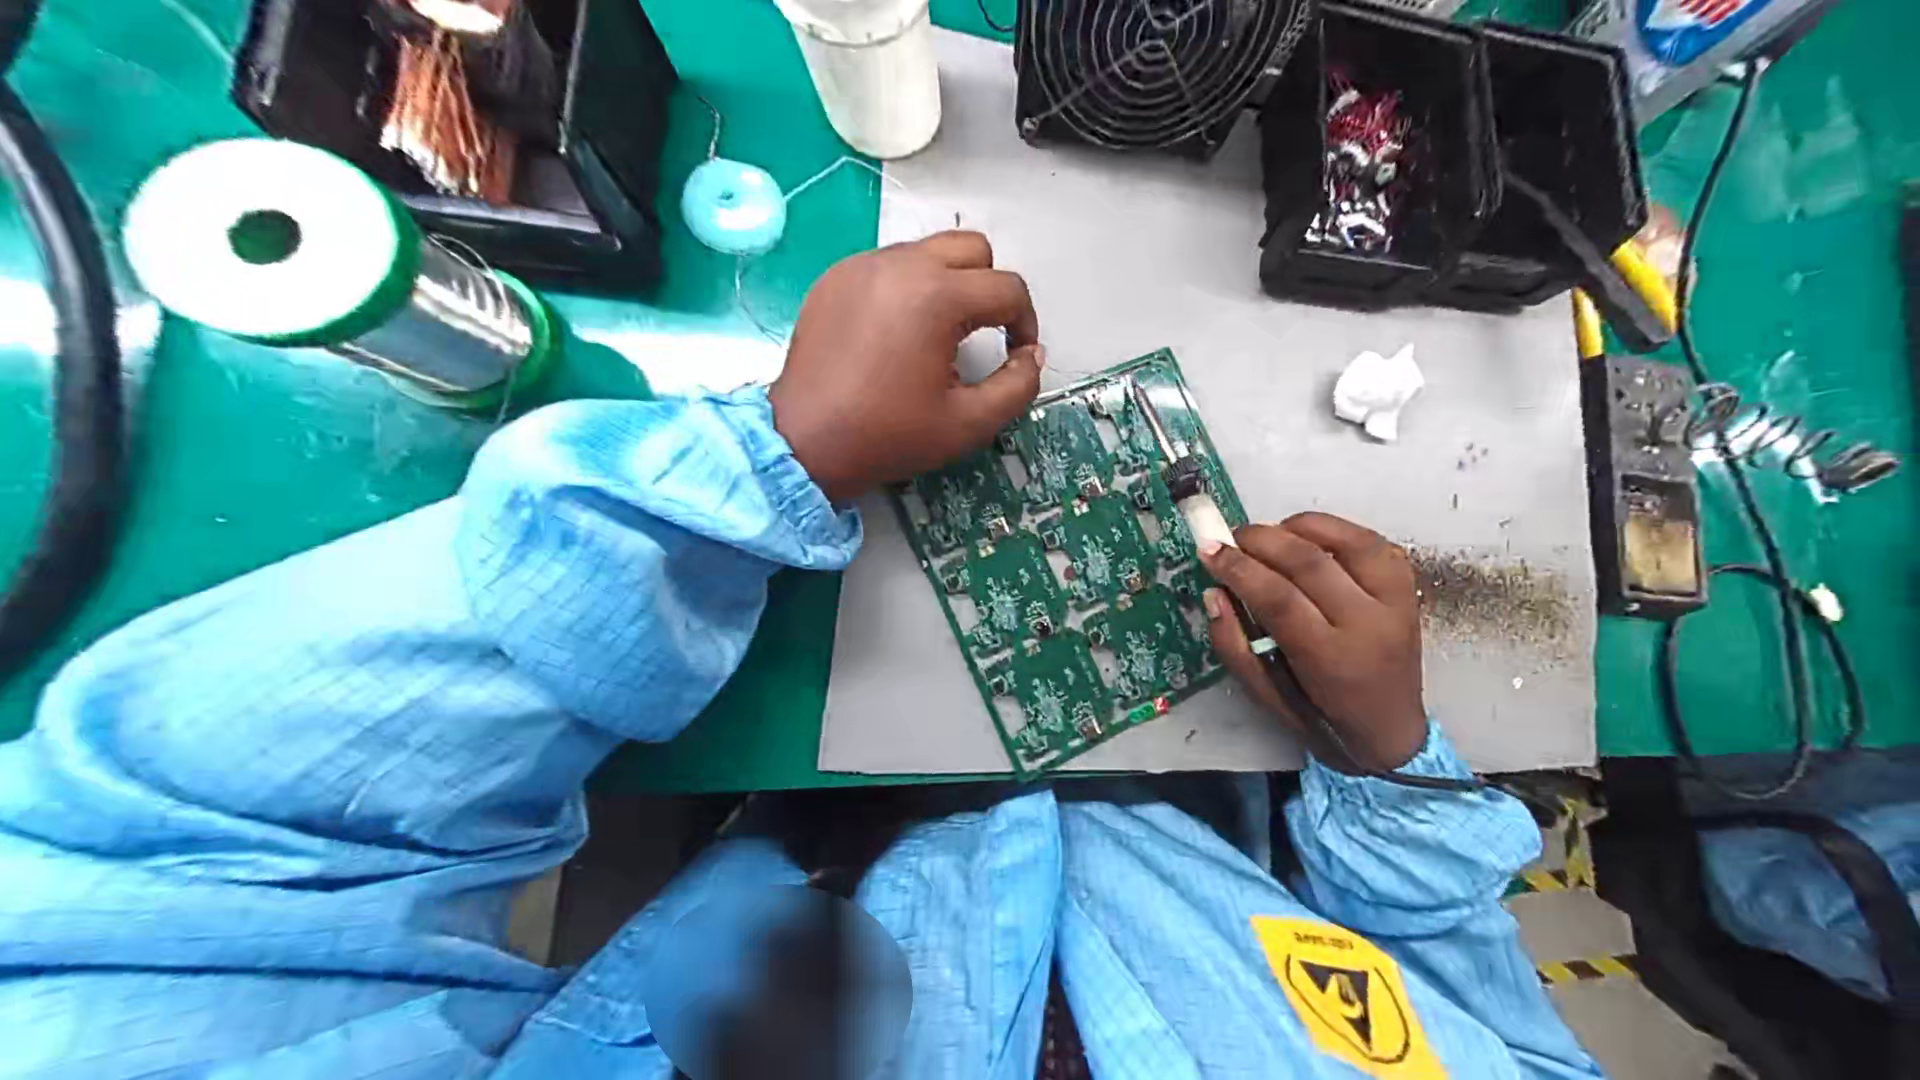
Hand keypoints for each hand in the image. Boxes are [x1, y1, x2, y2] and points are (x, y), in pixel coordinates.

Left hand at [769, 231, 1043, 502]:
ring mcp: (862, 267)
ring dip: (948, 285)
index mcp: (935, 297)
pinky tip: (897, 334)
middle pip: (972, 248)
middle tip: (982, 334)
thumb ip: (1017, 387)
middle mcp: (899, 265)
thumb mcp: (968, 424)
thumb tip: (1031, 356)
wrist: (806, 443)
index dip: (1026, 323)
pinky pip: (888, 266)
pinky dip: (907, 289)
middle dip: (989, 288)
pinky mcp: (836, 278)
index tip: (1017, 355)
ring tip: (938, 335)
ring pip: (928, 251)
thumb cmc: (887, 436)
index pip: (1007, 288)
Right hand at [1198, 512, 1427, 770]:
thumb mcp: (1264, 692)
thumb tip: (1213, 592)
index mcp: (1330, 659)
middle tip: (1231, 539)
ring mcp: (1396, 603)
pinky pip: (1372, 542)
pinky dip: (1334, 528)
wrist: (1389, 729)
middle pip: (1309, 563)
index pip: (1278, 598)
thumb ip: (1232, 643)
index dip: (1238, 568)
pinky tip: (1305, 535)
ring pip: (1348, 542)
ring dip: (1298, 527)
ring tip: (1267, 535)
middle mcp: (1369, 625)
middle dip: (1260, 541)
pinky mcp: (1407, 589)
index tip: (1209, 551)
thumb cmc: (1318, 715)